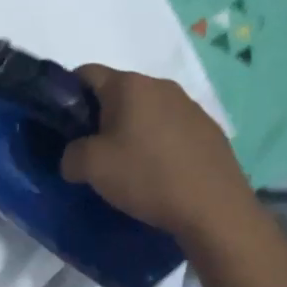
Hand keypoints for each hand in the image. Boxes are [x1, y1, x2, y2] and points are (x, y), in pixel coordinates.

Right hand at [60, 64, 259, 242]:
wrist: (218, 213)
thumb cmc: (147, 178)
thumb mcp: (90, 167)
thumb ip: (70, 153)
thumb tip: (75, 157)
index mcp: (129, 85)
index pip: (85, 73)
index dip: (69, 94)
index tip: (67, 124)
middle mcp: (161, 86)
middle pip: (119, 90)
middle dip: (103, 113)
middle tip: (97, 147)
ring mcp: (192, 107)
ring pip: (148, 109)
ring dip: (135, 127)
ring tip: (133, 161)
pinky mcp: (213, 131)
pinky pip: (174, 127)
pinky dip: (162, 141)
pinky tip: (163, 171)